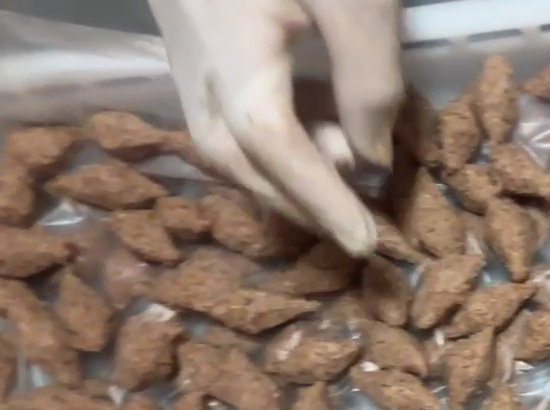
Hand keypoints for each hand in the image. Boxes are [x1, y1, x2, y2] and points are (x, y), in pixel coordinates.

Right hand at [147, 0, 402, 254]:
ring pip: (217, 133)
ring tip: (342, 184)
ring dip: (280, 173)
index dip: (319, 199)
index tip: (367, 245)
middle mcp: (187, 43)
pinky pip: (221, 103)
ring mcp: (180, 32)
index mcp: (222, 36)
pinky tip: (317, 138)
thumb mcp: (358, 1)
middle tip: (354, 224)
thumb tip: (370, 162)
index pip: (267, 141)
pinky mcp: (192, 22)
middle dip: (294, 198)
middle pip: (229, 151)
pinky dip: (269, 139)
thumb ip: (369, 86)